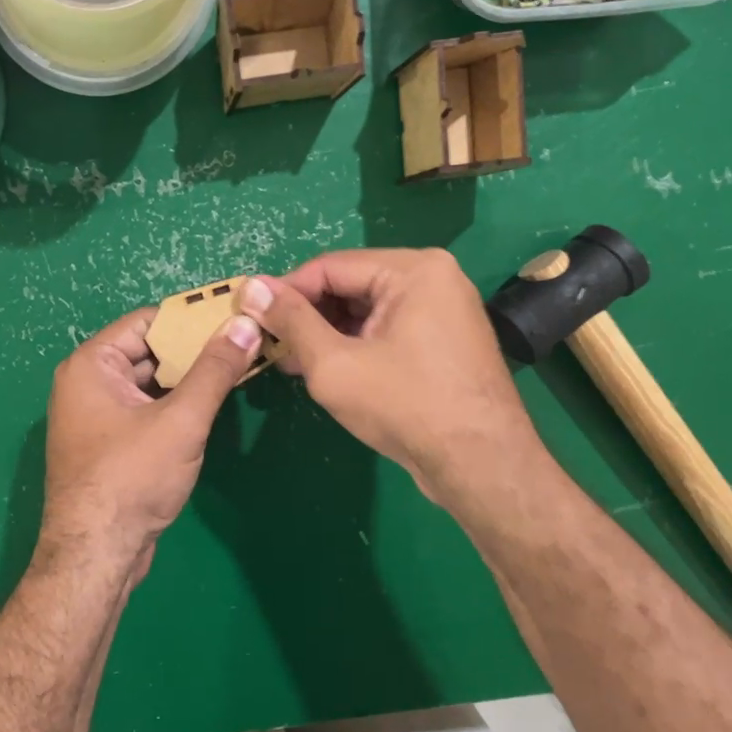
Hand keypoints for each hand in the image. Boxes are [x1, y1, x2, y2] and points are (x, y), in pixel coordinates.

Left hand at [40, 307, 261, 579]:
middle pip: (148, 352)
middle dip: (194, 350)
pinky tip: (211, 407)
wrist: (97, 554)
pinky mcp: (109, 446)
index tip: (234, 315)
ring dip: (188, 380)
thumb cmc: (131, 478)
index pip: (145, 322)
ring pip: (150, 384)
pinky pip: (146, 411)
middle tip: (244, 342)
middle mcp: (86, 384)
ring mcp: (95, 417)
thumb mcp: (181, 420)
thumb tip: (246, 323)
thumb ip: (215, 370)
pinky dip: (175, 407)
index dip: (190, 318)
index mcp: (90, 365)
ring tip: (238, 369)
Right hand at [239, 248, 548, 510]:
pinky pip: (387, 329)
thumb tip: (251, 287)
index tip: (250, 316)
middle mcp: (434, 277)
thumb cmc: (405, 406)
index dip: (284, 292)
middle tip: (271, 347)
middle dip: (307, 316)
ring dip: (327, 334)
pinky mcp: (445, 340)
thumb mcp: (333, 363)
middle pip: (349, 285)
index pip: (329, 266)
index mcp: (413, 269)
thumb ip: (291, 321)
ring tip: (294, 365)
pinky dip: (355, 346)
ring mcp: (444, 309)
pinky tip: (328, 372)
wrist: (481, 465)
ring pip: (366, 310)